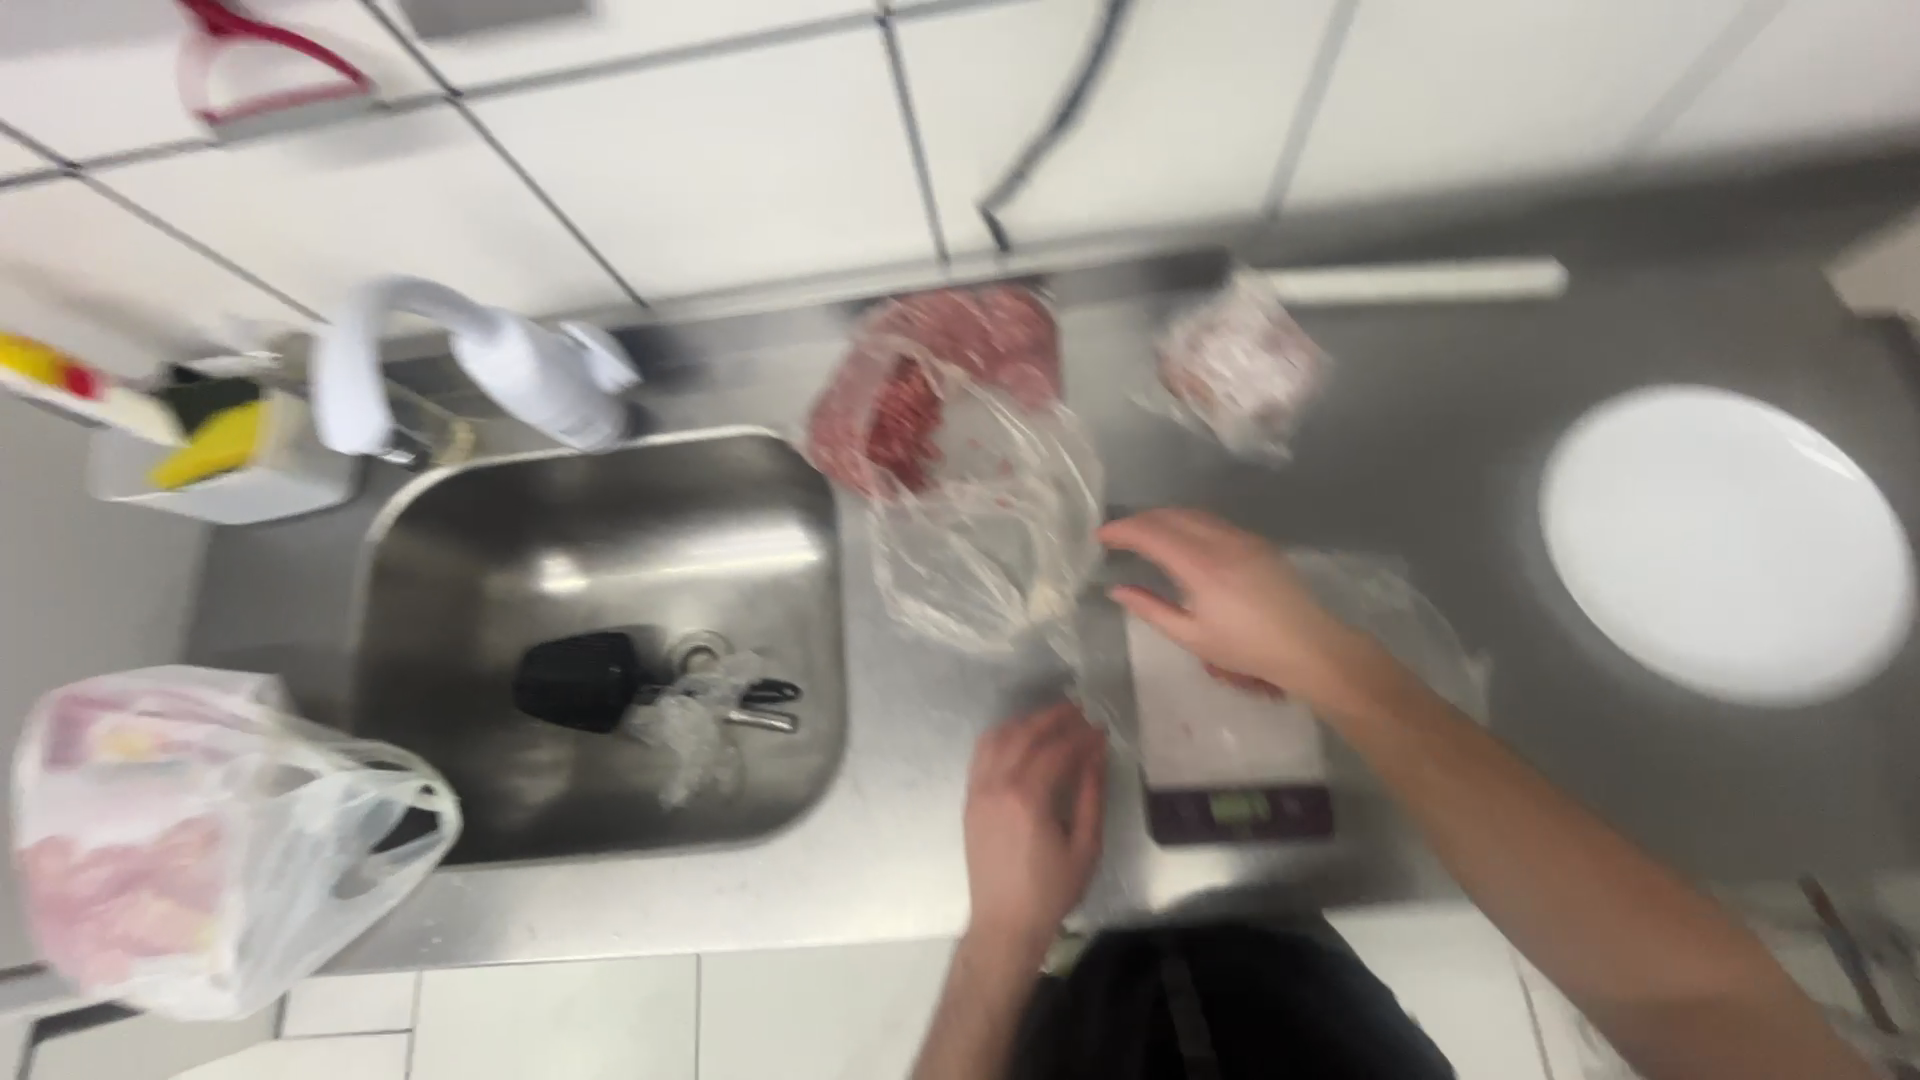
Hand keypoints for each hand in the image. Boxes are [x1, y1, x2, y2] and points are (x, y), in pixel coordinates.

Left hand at [963, 703, 1106, 961]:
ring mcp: (978, 790)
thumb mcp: (1085, 846)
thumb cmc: (1051, 891)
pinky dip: (1001, 736)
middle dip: (1053, 718)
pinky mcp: (970, 798)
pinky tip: (1020, 737)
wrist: (1004, 923)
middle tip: (1078, 711)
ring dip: (1025, 722)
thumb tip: (1097, 753)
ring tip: (1051, 719)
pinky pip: (982, 754)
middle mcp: (998, 785)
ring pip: (998, 737)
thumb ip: (1091, 794)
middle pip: (1025, 734)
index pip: (1057, 750)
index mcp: (1028, 798)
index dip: (1081, 736)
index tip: (1100, 729)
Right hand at [1098, 508, 1390, 715]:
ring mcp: (1241, 538)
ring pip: (1192, 513)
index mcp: (1200, 567)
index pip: (1151, 534)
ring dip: (1162, 518)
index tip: (1100, 537)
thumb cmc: (1245, 648)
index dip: (1121, 531)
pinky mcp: (1256, 542)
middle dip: (1138, 521)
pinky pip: (1212, 520)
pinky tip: (1180, 538)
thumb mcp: (1191, 636)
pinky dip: (1186, 522)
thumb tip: (1116, 590)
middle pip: (1169, 516)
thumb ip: (1150, 609)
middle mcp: (1220, 542)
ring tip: (1144, 534)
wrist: (1308, 646)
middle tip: (1117, 536)